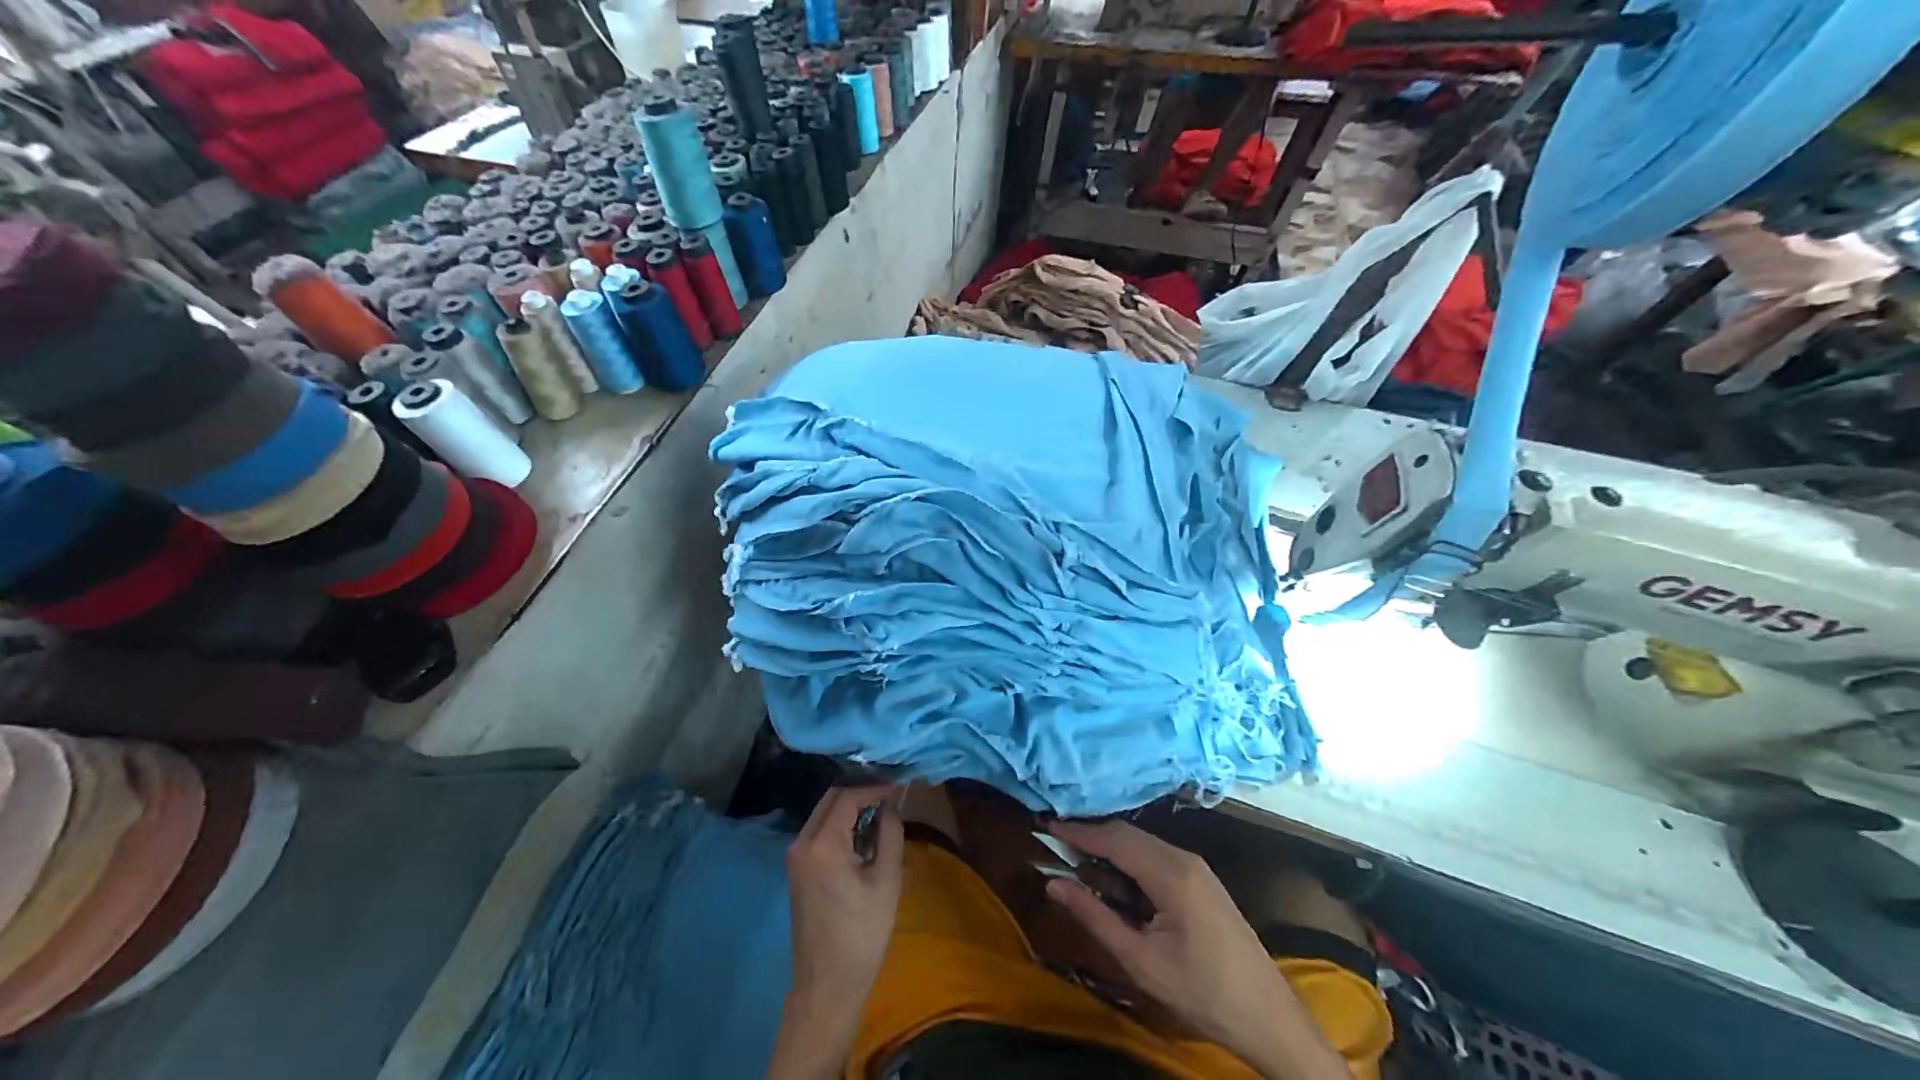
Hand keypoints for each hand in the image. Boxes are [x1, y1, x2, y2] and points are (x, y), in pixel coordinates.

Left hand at [768, 785, 903, 1079]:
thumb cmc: (862, 934)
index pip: (848, 796)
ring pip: (822, 814)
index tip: (900, 785)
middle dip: (860, 791)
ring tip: (882, 810)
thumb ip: (890, 834)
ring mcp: (795, 857)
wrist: (827, 984)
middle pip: (830, 799)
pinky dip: (840, 824)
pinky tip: (863, 832)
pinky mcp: (797, 870)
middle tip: (891, 793)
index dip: (875, 787)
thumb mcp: (886, 881)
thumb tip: (891, 806)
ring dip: (850, 807)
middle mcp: (801, 843)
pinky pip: (818, 832)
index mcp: (822, 844)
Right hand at [1044, 820, 1349, 1079]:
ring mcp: (1197, 870)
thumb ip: (1094, 916)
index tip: (1044, 825)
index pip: (1114, 838)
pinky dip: (1128, 869)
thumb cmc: (1202, 992)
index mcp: (1171, 872)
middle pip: (1128, 836)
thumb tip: (1053, 883)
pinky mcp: (1201, 885)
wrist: (1269, 1019)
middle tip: (1053, 844)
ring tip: (1076, 869)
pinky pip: (1156, 863)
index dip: (1077, 831)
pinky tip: (1113, 888)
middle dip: (1090, 839)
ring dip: (1109, 856)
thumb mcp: (1140, 959)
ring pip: (1142, 849)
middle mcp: (1185, 859)